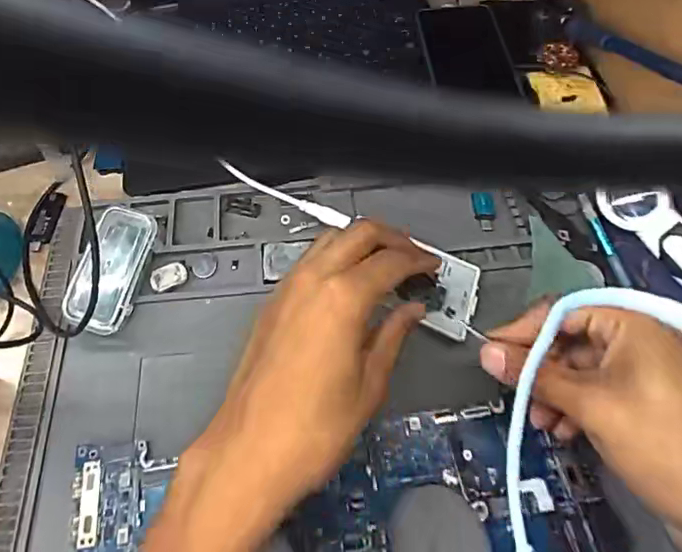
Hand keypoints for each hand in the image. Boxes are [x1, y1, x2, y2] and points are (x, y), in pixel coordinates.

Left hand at [144, 220, 437, 551]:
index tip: (431, 267)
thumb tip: (410, 313)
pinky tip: (349, 279)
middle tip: (414, 255)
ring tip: (385, 262)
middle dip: (393, 237)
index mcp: (341, 298)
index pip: (390, 260)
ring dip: (362, 240)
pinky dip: (336, 254)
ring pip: (332, 237)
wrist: (250, 450)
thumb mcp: (368, 386)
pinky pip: (311, 257)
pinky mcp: (275, 299)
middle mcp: (312, 280)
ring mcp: (289, 286)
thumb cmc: (308, 431)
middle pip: (360, 232)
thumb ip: (392, 336)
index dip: (417, 260)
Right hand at [480, 299, 681, 546]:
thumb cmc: (673, 447)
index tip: (497, 347)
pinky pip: (594, 391)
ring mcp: (641, 373)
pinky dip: (573, 406)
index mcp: (631, 323)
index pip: (562, 310)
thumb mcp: (591, 404)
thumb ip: (537, 375)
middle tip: (512, 383)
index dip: (525, 329)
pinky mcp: (643, 404)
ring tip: (538, 414)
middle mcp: (637, 341)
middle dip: (540, 367)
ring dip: (553, 391)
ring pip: (579, 369)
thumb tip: (494, 354)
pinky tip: (561, 426)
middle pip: (569, 340)